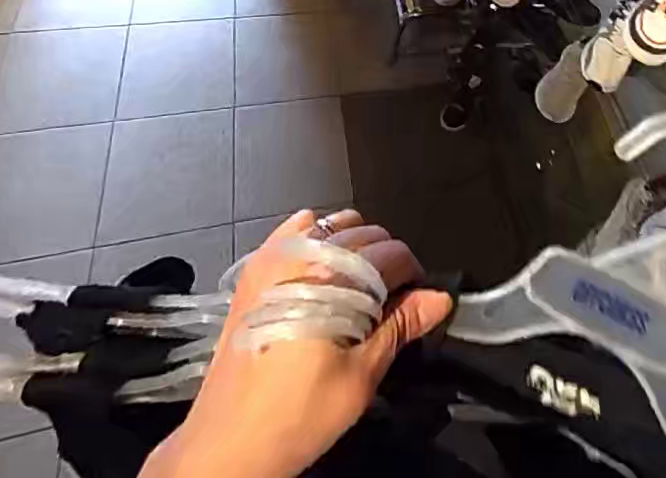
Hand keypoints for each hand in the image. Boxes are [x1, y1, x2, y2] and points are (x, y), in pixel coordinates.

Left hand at [141, 210, 453, 477]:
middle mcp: (305, 253)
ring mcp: (276, 254)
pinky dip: (318, 236)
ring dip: (356, 245)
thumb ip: (401, 327)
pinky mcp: (257, 265)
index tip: (417, 302)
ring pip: (336, 222)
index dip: (414, 276)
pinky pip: (298, 226)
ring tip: (357, 288)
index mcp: (335, 277)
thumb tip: (439, 298)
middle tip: (389, 303)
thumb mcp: (360, 378)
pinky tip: (321, 270)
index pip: (393, 253)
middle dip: (388, 261)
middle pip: (368, 232)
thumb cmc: (296, 416)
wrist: (226, 444)